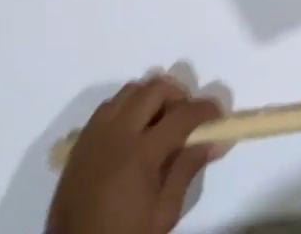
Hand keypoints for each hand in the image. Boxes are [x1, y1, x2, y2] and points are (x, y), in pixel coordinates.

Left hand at [48, 76, 222, 233]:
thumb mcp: (164, 212)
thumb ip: (187, 169)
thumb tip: (214, 140)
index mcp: (141, 153)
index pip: (182, 115)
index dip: (205, 110)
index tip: (218, 115)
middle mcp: (117, 132)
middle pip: (155, 89)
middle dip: (179, 96)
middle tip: (188, 119)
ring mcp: (96, 131)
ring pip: (130, 90)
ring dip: (152, 97)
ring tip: (161, 123)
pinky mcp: (82, 138)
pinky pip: (110, 105)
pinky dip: (128, 106)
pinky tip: (134, 131)